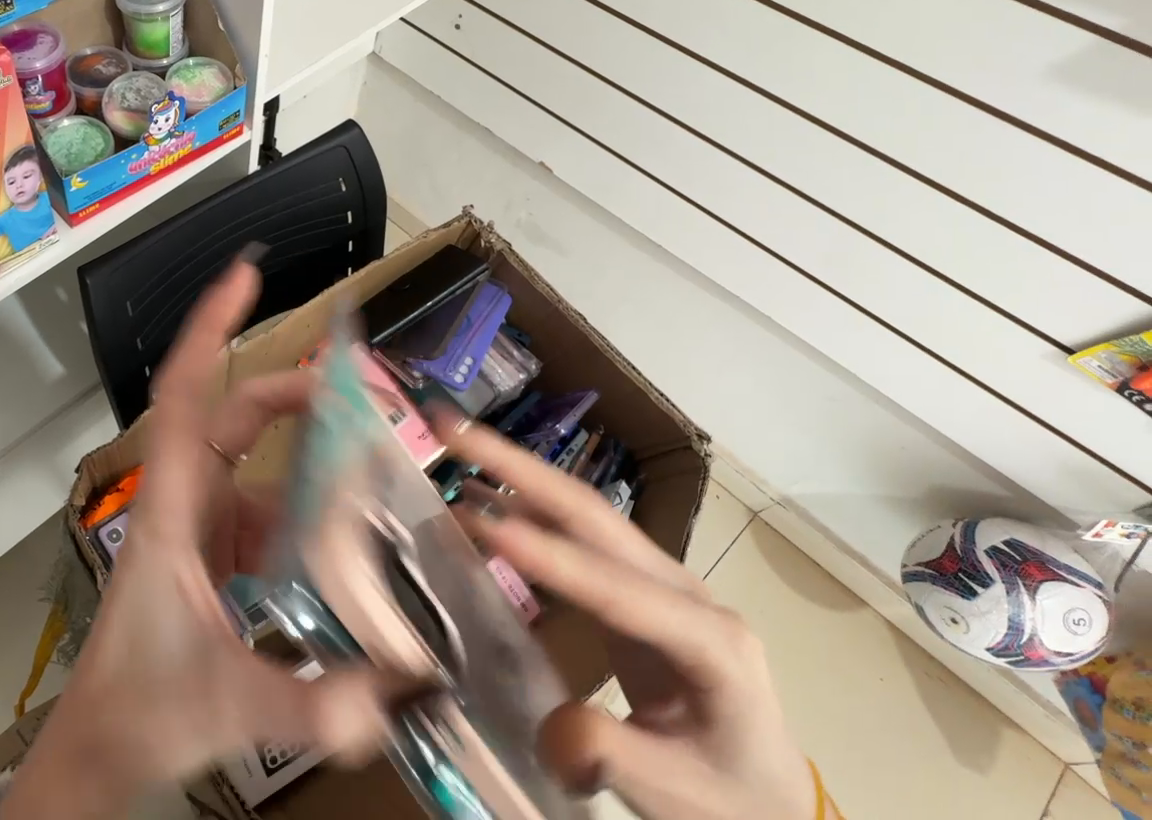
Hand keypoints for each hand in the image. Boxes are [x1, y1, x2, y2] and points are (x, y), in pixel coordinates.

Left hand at [0, 260, 398, 819]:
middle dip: (295, 393)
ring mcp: (201, 528)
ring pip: (260, 468)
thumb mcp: (229, 705)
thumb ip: (316, 702)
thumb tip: (401, 691)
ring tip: (378, 467)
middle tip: (364, 389)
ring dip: (311, 461)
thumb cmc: (140, 708)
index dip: (209, 329)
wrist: (103, 745)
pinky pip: (268, 513)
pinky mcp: (215, 557)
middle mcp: (187, 504)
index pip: (185, 397)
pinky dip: (308, 514)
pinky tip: (349, 540)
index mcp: (174, 512)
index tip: (244, 275)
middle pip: (235, 419)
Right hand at [446, 417, 817, 819]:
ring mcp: (656, 581)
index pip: (617, 589)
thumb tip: (551, 728)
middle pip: (592, 515)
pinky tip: (479, 496)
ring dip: (514, 472)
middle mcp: (682, 591)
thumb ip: (613, 757)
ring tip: (453, 443)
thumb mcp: (676, 794)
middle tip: (450, 430)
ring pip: (578, 512)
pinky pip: (571, 537)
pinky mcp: (630, 585)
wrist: (763, 790)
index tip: (481, 525)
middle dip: (518, 466)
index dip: (548, 558)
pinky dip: (521, 508)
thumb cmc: (727, 794)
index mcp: (708, 641)